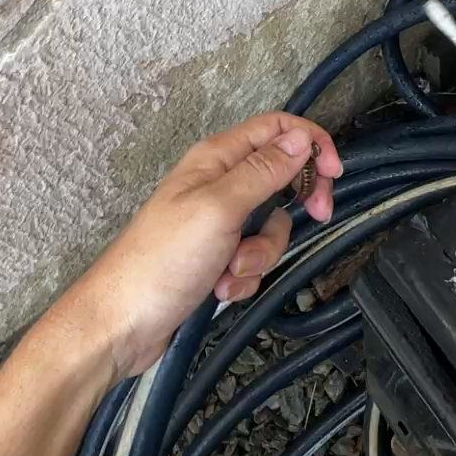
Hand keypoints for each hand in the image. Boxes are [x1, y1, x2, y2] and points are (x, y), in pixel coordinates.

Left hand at [51, 113, 341, 379]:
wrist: (121, 326)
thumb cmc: (162, 261)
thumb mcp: (220, 208)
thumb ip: (264, 171)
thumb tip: (301, 137)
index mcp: (218, 158)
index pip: (277, 128)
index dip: (311, 142)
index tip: (334, 172)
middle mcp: (221, 183)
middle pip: (283, 175)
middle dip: (299, 201)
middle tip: (317, 215)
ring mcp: (220, 221)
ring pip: (273, 225)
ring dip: (261, 252)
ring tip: (230, 269)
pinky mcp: (219, 256)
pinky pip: (256, 257)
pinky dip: (245, 276)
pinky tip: (219, 289)